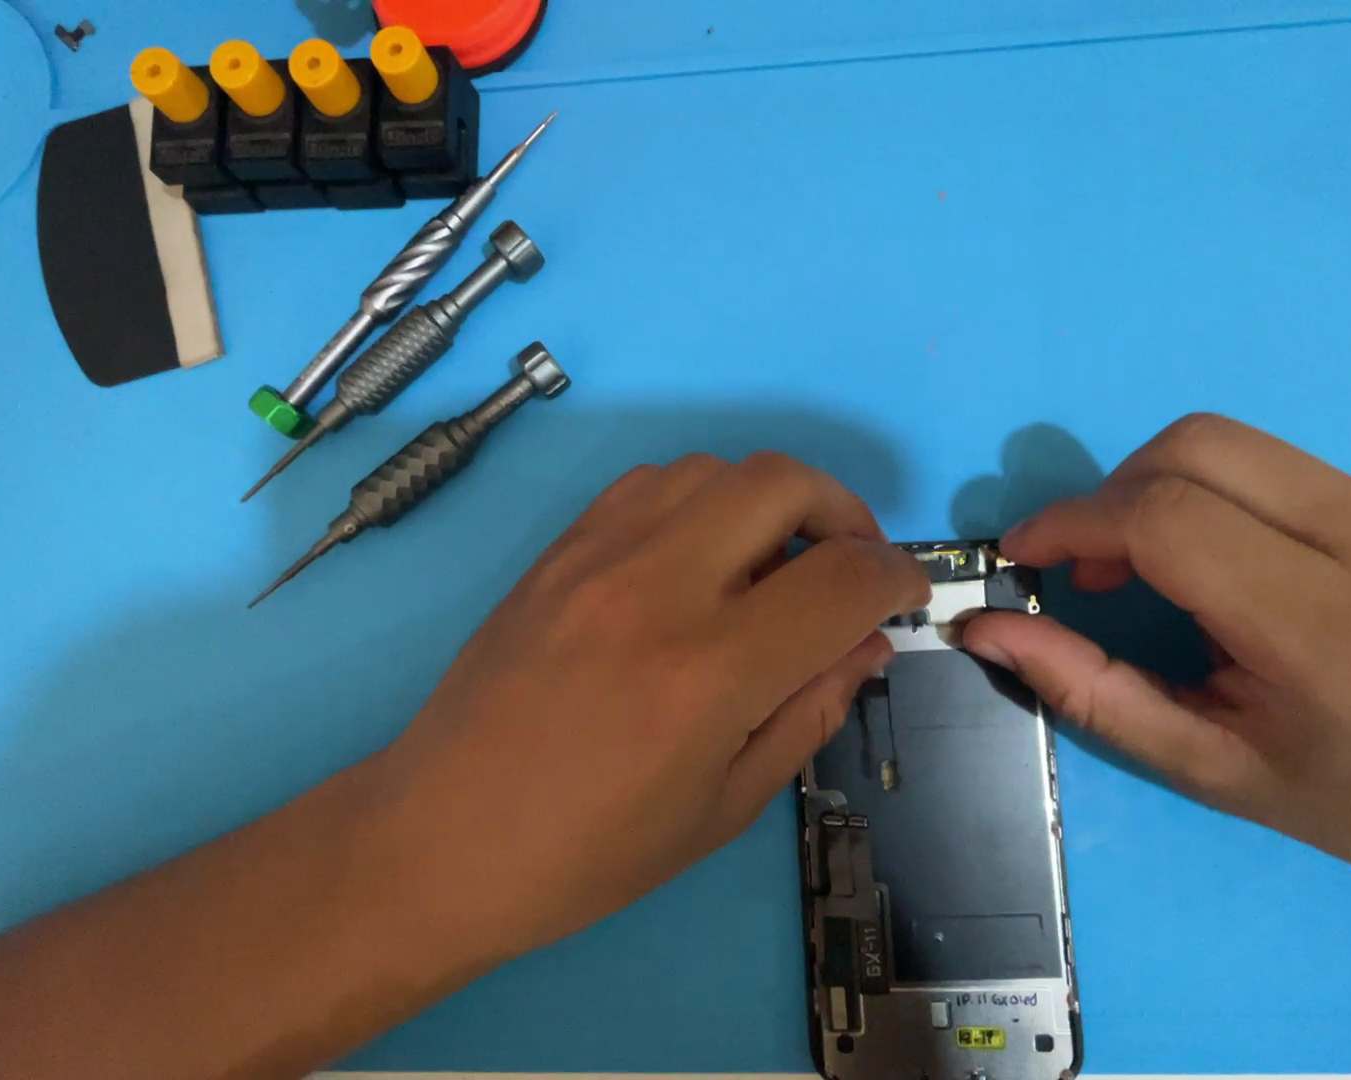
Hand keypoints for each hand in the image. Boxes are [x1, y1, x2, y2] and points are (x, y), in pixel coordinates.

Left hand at [368, 453, 930, 956]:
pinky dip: (701, 499)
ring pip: (715, 469)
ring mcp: (597, 555)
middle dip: (843, 512)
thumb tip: (869, 642)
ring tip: (773, 561)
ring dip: (769, 499)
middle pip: (782, 482)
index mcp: (709, 670)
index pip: (842, 580)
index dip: (897, 577)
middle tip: (848, 565)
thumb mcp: (727, 805)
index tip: (905, 592)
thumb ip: (810, 709)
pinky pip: (650, 483)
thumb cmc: (592, 849)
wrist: (445, 834)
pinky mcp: (559, 548)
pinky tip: (699, 553)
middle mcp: (657, 586)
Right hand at [963, 414, 1350, 972]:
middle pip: (1195, 448)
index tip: (1025, 554)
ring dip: (1163, 498)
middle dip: (1108, 495)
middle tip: (1088, 566)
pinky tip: (1266, 579)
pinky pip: (1292, 475)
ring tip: (1161, 576)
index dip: (1071, 522)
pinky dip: (1235, 514)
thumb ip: (1089, 690)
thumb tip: (986, 630)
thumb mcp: (1215, 769)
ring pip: (1237, 449)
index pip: (1167, 519)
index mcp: (1336, 632)